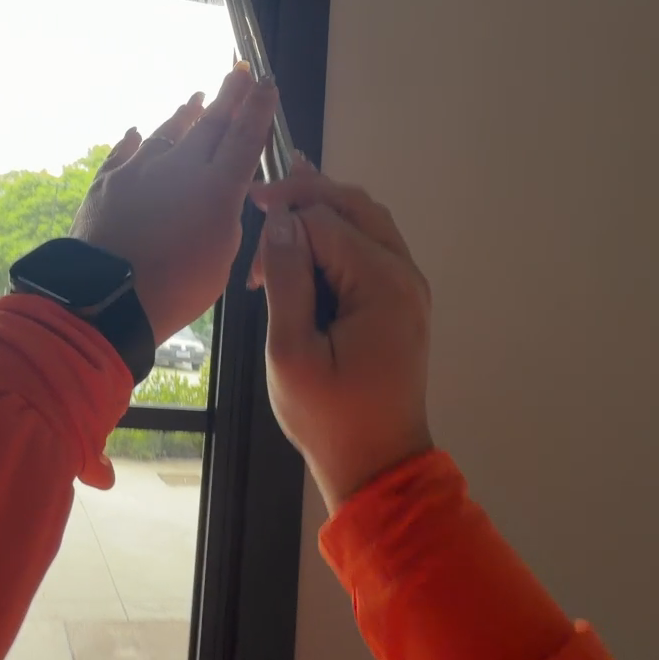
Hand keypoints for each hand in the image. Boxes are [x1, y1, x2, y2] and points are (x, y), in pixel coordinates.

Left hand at [72, 65, 277, 342]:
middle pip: (209, 123)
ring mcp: (139, 169)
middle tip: (237, 72)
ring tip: (195, 99)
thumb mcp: (221, 256)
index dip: (257, 108)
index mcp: (216, 187)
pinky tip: (135, 132)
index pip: (244, 137)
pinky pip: (124, 152)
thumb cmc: (176, 288)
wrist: (105, 298)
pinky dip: (133, 141)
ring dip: (184, 115)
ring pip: (166, 132)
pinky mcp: (107, 180)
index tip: (265, 82)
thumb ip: (225, 215)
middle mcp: (180, 166)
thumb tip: (222, 191)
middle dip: (227, 95)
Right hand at [251, 160, 433, 510]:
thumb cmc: (329, 416)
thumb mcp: (291, 352)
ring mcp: (408, 283)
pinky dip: (337, 226)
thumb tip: (280, 220)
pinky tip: (309, 225)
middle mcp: (404, 273)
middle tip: (258, 201)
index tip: (249, 272)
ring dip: (321, 208)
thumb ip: (286, 280)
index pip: (322, 222)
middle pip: (352, 204)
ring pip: (365, 215)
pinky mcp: (401, 295)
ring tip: (278, 204)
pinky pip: (371, 240)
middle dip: (303, 196)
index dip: (280, 229)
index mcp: (382, 285)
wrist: (378, 463)